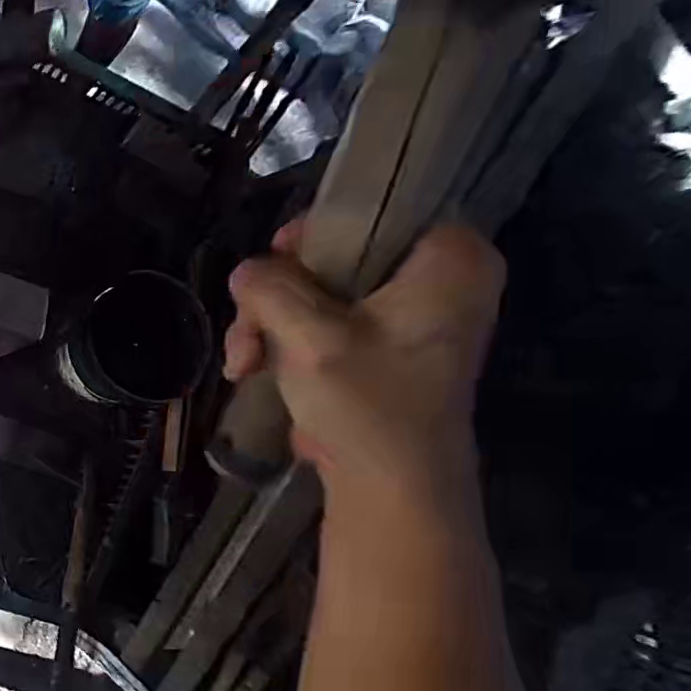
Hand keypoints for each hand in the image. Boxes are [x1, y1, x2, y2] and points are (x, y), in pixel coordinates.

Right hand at [222, 221, 504, 490]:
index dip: (317, 231)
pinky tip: (253, 369)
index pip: (380, 210)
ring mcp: (400, 314)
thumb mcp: (309, 337)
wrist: (388, 480)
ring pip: (310, 291)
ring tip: (244, 362)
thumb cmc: (368, 402)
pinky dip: (278, 341)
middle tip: (250, 331)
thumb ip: (270, 291)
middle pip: (331, 256)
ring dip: (265, 324)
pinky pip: (313, 319)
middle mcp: (432, 280)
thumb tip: (243, 271)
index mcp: (447, 262)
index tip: (274, 263)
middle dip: (274, 296)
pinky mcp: (373, 343)